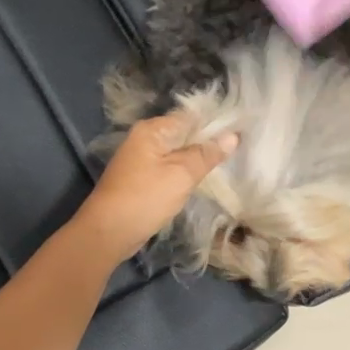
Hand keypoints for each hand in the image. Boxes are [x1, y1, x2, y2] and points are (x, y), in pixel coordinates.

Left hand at [76, 114, 238, 261]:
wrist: (107, 232)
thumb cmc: (145, 198)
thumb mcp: (181, 174)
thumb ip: (206, 154)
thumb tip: (232, 136)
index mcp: (152, 129)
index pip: (191, 117)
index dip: (216, 124)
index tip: (242, 133)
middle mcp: (144, 139)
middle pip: (183, 135)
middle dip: (208, 144)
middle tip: (239, 152)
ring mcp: (140, 160)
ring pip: (176, 154)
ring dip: (196, 161)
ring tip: (226, 166)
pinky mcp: (139, 180)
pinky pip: (168, 170)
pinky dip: (183, 175)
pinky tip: (200, 183)